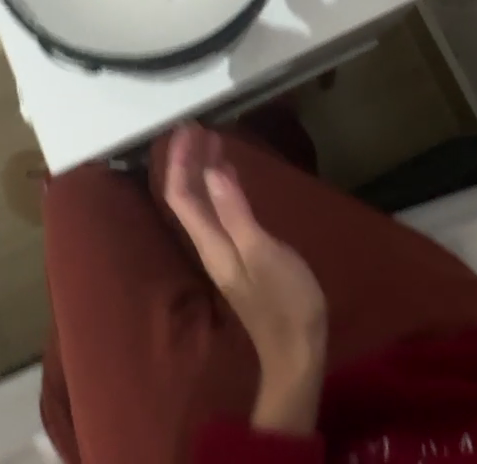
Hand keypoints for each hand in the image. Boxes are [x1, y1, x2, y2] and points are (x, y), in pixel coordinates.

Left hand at [164, 125, 326, 433]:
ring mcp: (225, 251)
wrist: (296, 349)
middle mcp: (210, 244)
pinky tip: (230, 176)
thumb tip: (212, 172)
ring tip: (211, 141)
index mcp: (211, 243)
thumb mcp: (263, 252)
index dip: (180, 161)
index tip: (188, 129)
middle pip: (188, 198)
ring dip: (202, 171)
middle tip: (198, 127)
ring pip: (203, 204)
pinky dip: (220, 187)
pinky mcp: (240, 254)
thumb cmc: (285, 300)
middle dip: (188, 161)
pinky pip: (219, 211)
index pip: (181, 196)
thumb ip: (236, 212)